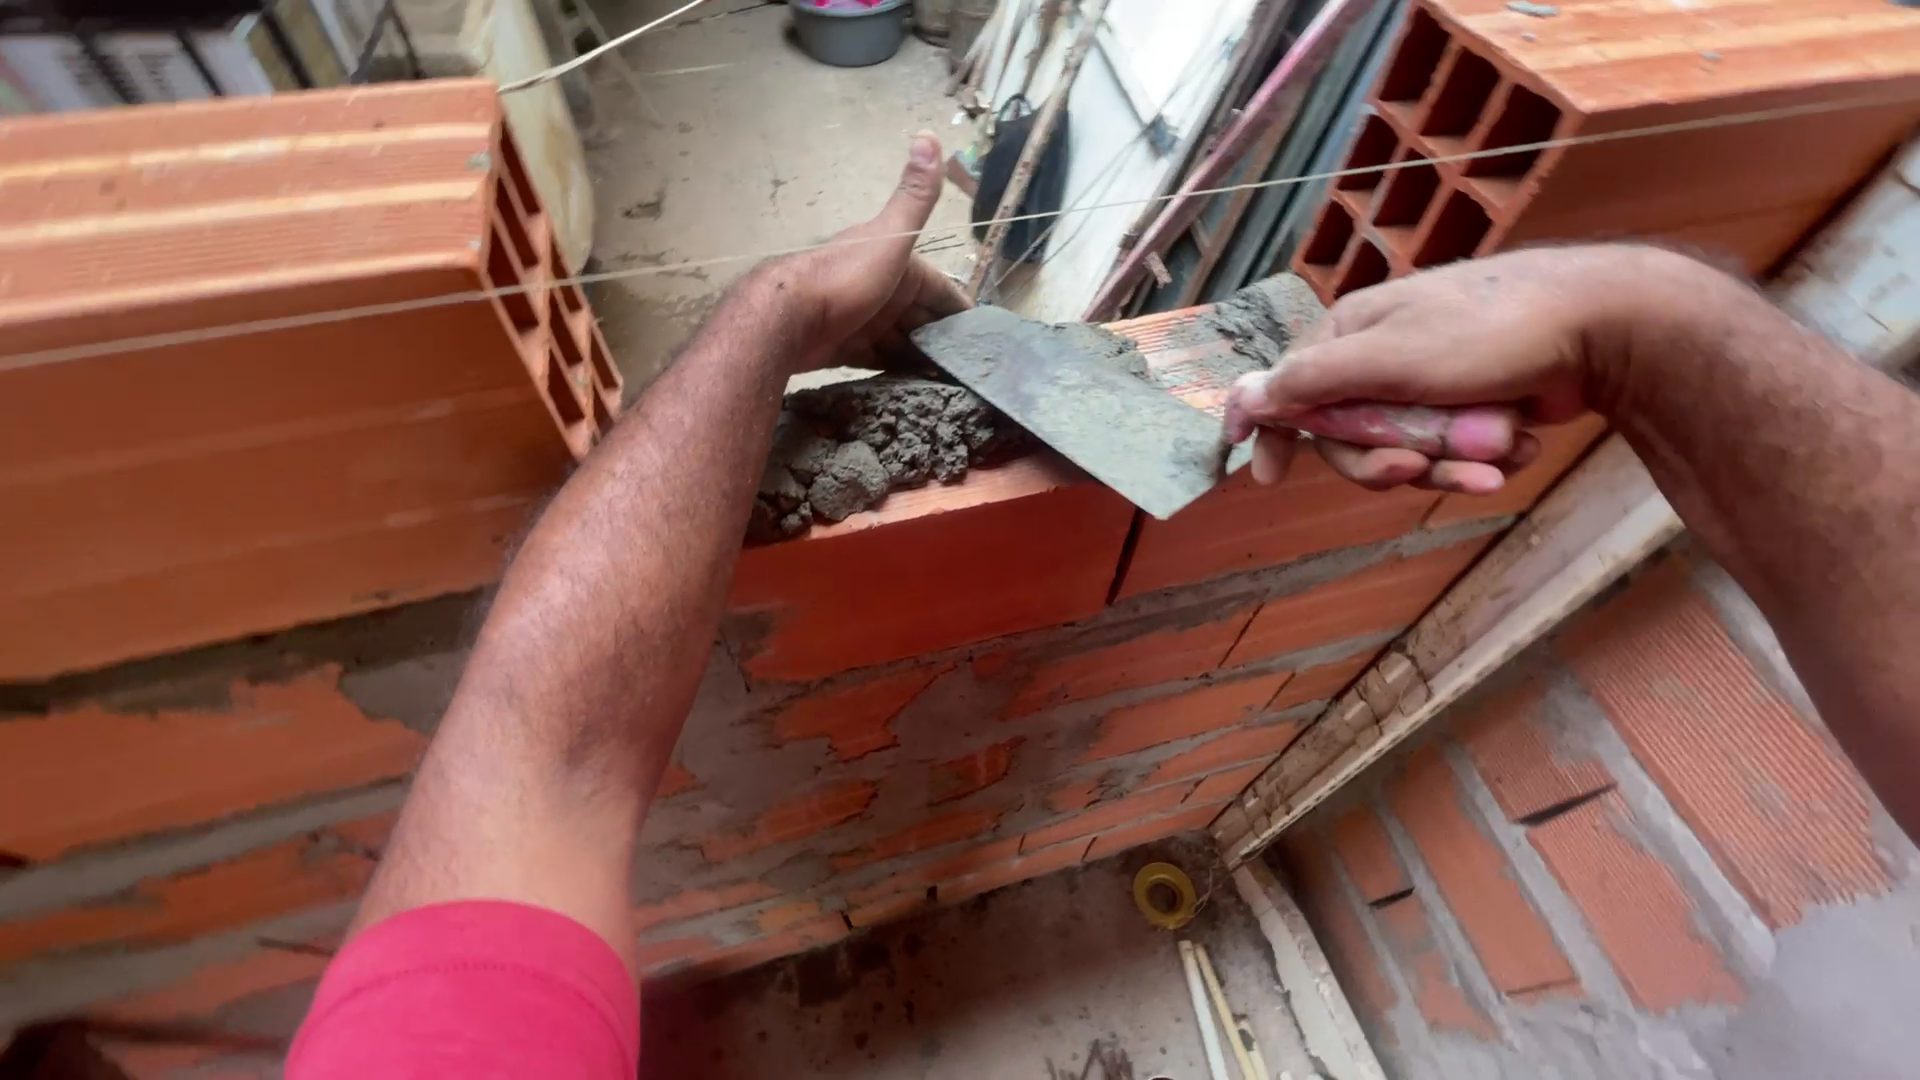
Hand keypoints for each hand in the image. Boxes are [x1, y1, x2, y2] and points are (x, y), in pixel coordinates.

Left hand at [770, 133, 971, 370]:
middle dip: (943, 340)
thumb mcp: (890, 236)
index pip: (940, 290)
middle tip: (969, 370)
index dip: (961, 311)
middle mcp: (882, 291)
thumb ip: (914, 198)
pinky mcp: (847, 348)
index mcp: (897, 265)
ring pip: (902, 342)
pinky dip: (896, 370)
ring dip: (921, 358)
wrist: (789, 317)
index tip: (984, 337)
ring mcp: (864, 320)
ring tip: (947, 383)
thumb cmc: (845, 277)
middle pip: (921, 319)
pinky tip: (913, 386)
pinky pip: (880, 360)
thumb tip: (929, 133)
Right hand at [1222, 246, 1694, 493]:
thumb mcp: (1388, 356)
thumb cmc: (1488, 332)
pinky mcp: (1461, 409)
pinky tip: (1511, 447)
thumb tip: (1248, 395)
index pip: (1288, 388)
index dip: (1272, 431)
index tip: (1266, 474)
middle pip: (1346, 437)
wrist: (1609, 325)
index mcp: (1349, 336)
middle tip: (1414, 469)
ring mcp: (1421, 387)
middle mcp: (1377, 361)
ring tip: (1489, 463)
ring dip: (1440, 466)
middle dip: (1381, 461)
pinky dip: (1473, 460)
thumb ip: (1312, 380)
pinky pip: (1442, 453)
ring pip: (1397, 452)